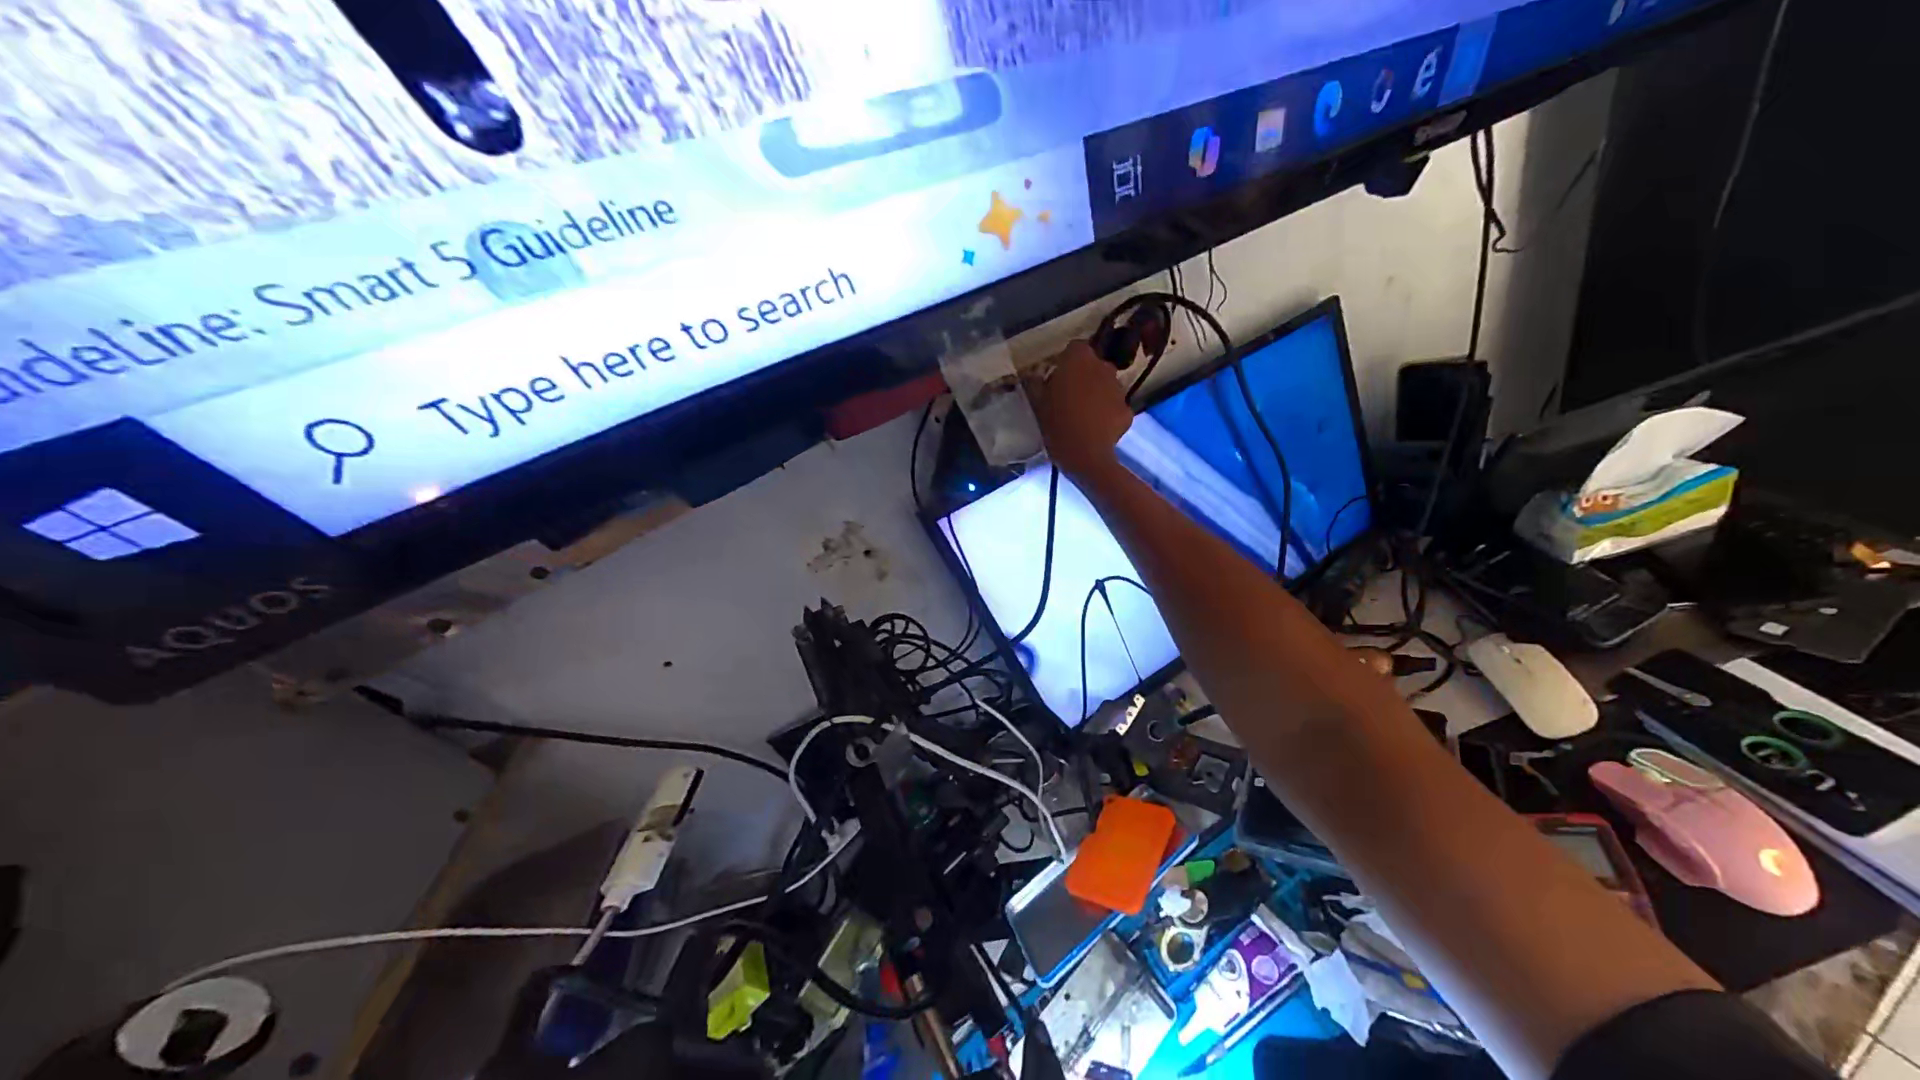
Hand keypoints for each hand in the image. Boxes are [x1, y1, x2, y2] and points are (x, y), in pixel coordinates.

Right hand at [1028, 341, 1131, 478]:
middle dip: (1084, 376)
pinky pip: (1115, 406)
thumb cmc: (1056, 423)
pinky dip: (1108, 413)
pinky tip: (1096, 429)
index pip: (1075, 348)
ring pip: (1106, 385)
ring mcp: (1118, 388)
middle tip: (1069, 396)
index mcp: (1079, 359)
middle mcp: (1103, 367)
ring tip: (1083, 414)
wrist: (1085, 455)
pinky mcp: (1127, 410)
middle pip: (1093, 366)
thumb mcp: (1037, 402)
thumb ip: (1035, 383)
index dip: (1066, 361)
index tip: (1058, 376)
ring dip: (1097, 394)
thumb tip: (1034, 376)